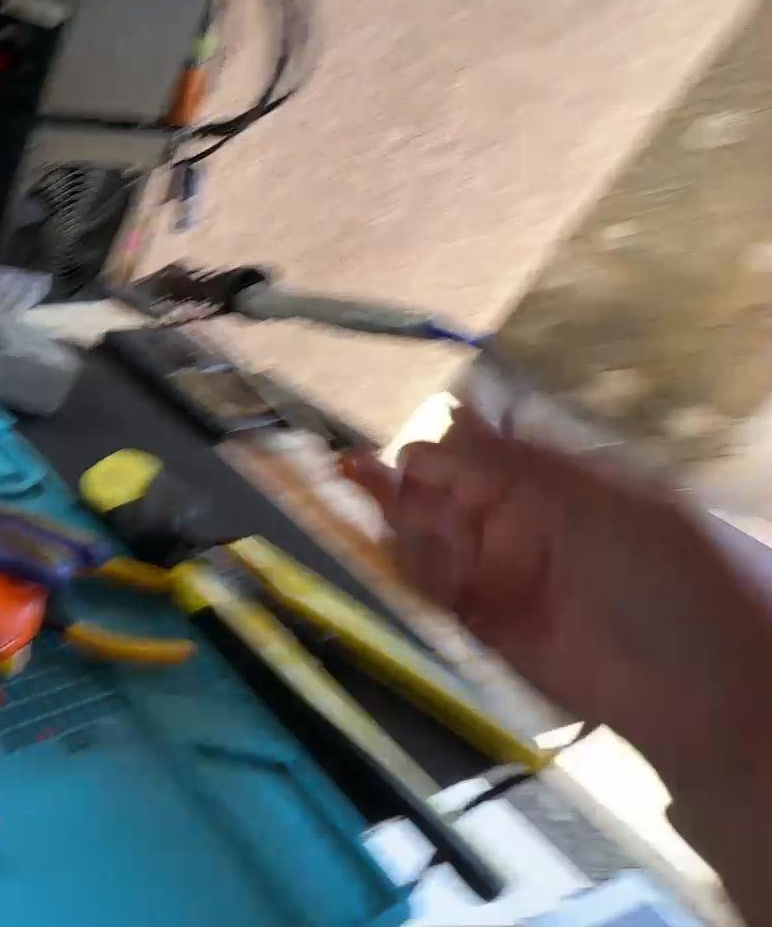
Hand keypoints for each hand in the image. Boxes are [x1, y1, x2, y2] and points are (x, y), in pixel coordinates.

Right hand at [340, 410, 771, 780]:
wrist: (715, 701)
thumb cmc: (679, 584)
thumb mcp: (612, 505)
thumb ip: (526, 458)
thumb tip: (456, 400)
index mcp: (539, 485)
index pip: (456, 454)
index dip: (424, 457)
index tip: (394, 466)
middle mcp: (505, 521)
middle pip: (421, 494)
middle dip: (399, 497)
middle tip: (385, 507)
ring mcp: (487, 570)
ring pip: (412, 538)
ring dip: (415, 545)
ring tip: (451, 567)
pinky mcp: (474, 618)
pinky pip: (423, 587)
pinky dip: (424, 583)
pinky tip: (451, 589)